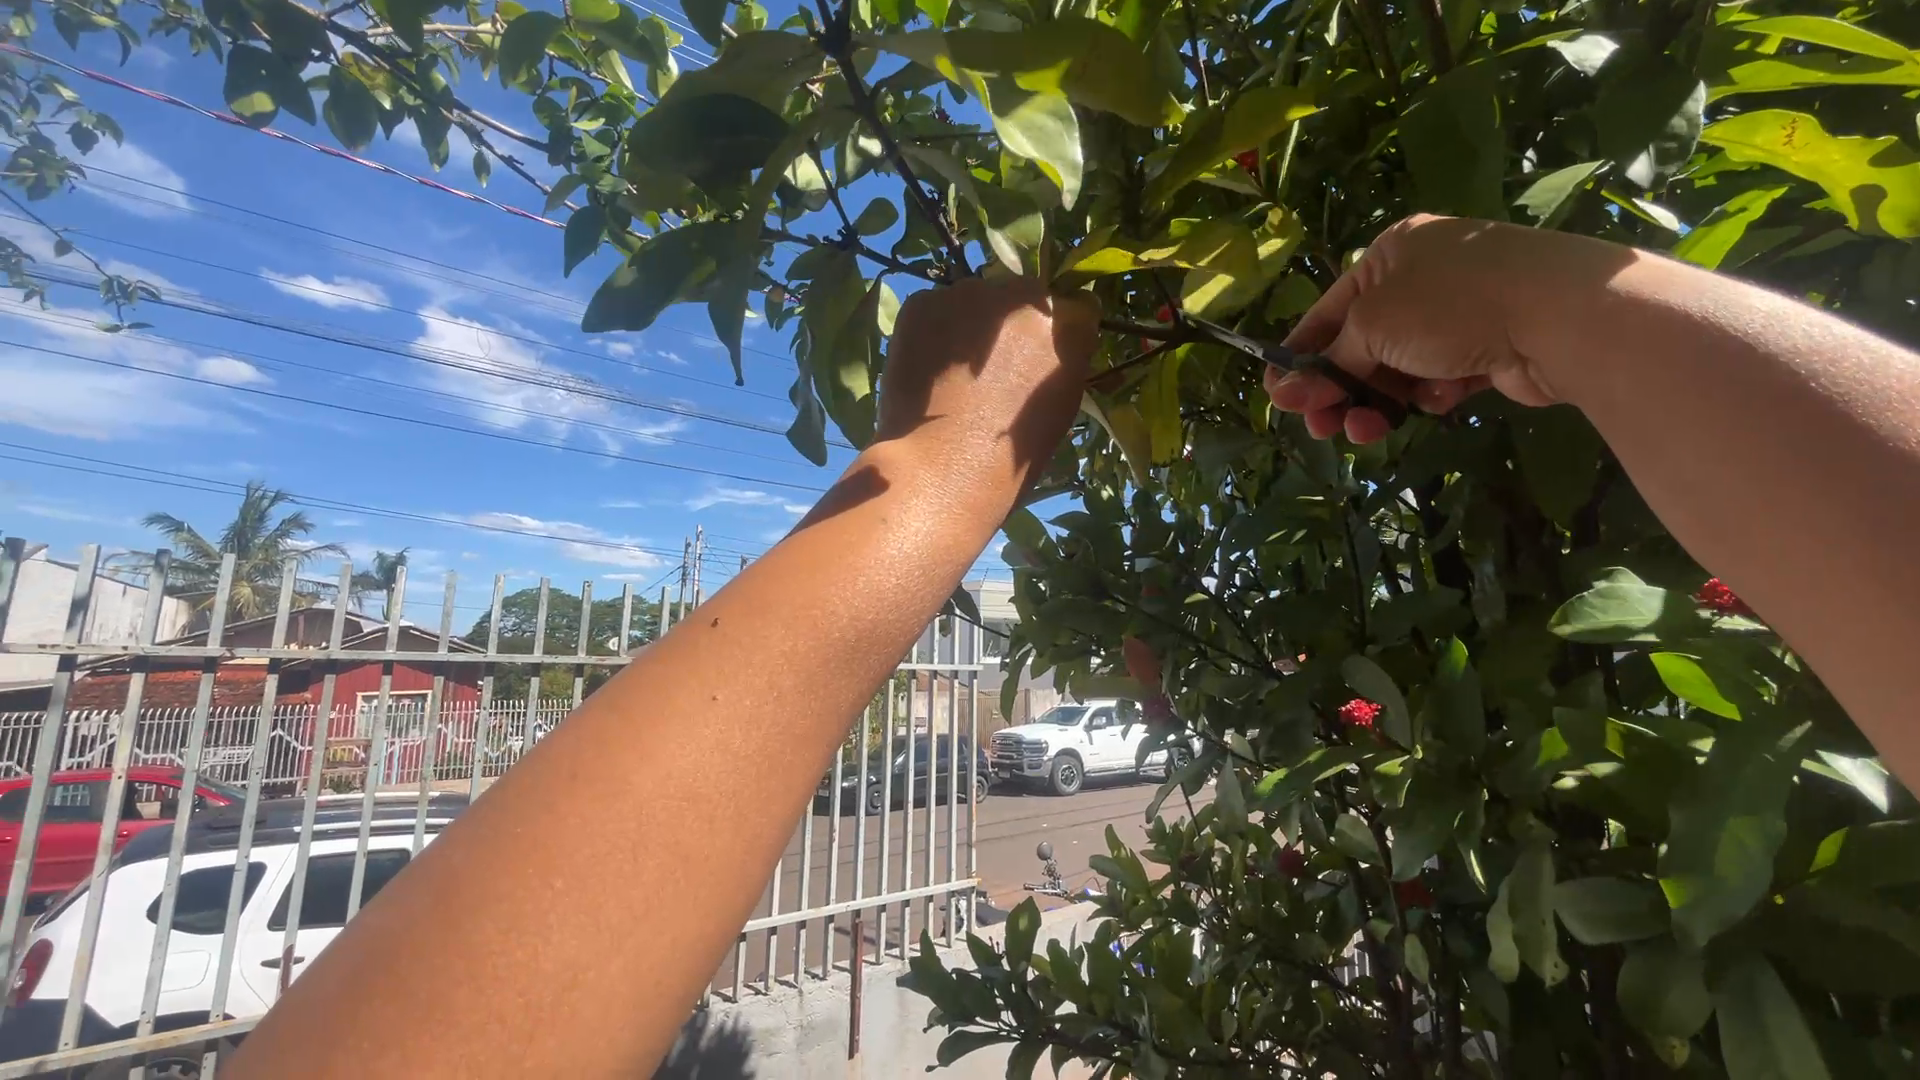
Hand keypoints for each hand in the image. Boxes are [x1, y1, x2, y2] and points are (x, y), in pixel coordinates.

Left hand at [879, 276, 1098, 488]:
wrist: (941, 469)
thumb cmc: (1008, 458)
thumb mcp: (1059, 409)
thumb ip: (1061, 363)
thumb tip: (1046, 350)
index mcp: (1067, 325)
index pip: (1073, 307)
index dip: (1054, 332)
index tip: (1037, 356)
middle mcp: (1022, 297)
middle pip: (1021, 297)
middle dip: (1010, 324)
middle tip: (992, 367)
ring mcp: (969, 294)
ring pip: (973, 301)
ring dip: (969, 325)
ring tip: (954, 374)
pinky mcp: (924, 303)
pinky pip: (934, 310)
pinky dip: (931, 333)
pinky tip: (927, 372)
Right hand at [1266, 215, 1629, 441]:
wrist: (1560, 315)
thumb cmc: (1450, 305)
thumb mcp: (1371, 327)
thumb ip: (1329, 364)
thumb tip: (1286, 395)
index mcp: (1389, 255)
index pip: (1326, 313)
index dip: (1299, 357)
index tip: (1278, 397)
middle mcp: (1418, 279)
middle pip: (1357, 346)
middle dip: (1336, 390)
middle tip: (1318, 427)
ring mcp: (1453, 314)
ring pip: (1393, 370)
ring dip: (1374, 403)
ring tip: (1366, 430)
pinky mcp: (1483, 347)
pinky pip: (1434, 379)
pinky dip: (1427, 395)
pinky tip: (1437, 401)